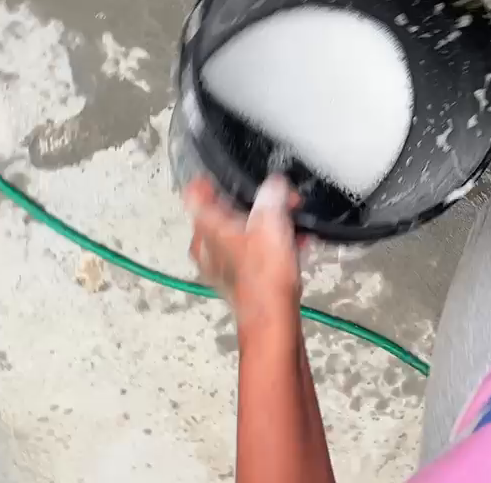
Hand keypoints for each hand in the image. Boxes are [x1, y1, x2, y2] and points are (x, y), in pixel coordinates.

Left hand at [186, 175, 301, 329]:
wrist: (272, 315)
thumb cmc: (265, 268)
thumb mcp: (272, 219)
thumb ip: (272, 193)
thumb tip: (274, 184)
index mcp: (206, 228)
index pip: (194, 194)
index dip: (210, 179)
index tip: (229, 174)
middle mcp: (206, 245)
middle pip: (225, 210)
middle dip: (257, 201)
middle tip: (282, 198)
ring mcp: (219, 262)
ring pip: (242, 228)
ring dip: (268, 220)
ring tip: (295, 221)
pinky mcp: (236, 275)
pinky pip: (252, 247)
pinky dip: (271, 240)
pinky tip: (296, 242)